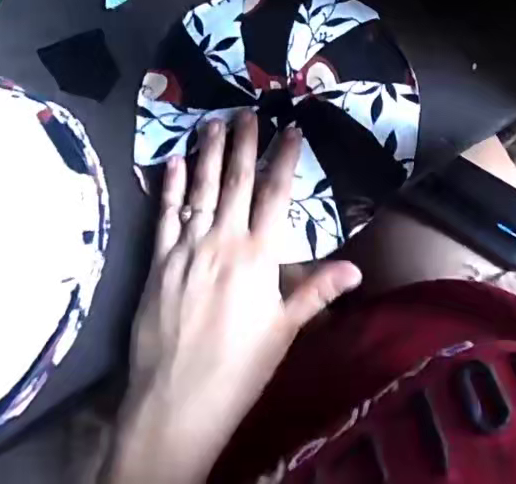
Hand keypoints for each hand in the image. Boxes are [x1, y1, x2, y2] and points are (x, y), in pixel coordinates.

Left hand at [106, 110, 361, 483]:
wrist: (175, 405)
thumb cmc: (239, 368)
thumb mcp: (284, 331)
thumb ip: (317, 292)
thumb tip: (357, 268)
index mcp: (258, 257)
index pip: (276, 195)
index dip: (284, 159)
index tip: (290, 129)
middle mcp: (223, 242)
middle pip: (237, 182)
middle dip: (244, 143)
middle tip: (248, 111)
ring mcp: (187, 250)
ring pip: (201, 190)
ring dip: (209, 153)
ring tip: (214, 122)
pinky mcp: (158, 263)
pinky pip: (165, 216)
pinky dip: (170, 186)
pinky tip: (173, 161)